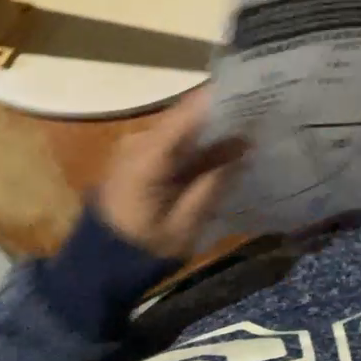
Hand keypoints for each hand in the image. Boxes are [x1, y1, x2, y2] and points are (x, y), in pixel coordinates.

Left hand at [96, 90, 245, 258]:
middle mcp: (139, 140)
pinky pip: (173, 139)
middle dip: (221, 113)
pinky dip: (197, 141)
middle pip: (186, 114)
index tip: (255, 95)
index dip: (221, 100)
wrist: (99, 264)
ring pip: (181, 125)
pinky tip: (223, 147)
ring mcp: (136, 146)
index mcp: (148, 155)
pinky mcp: (138, 155)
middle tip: (260, 114)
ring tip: (249, 127)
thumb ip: (213, 184)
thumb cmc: (143, 249)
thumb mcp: (184, 227)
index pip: (188, 112)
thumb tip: (243, 148)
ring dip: (211, 127)